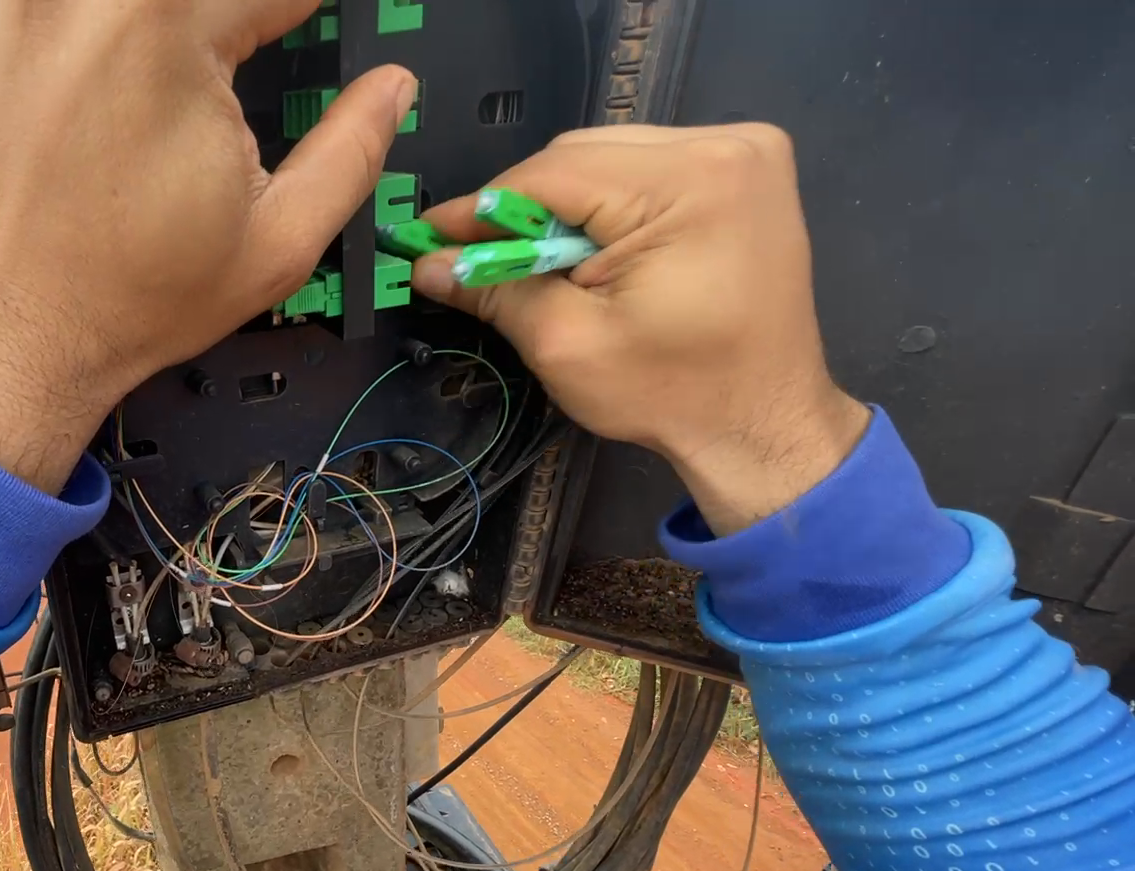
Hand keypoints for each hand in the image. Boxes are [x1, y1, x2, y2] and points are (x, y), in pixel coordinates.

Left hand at [0, 0, 417, 492]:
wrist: (14, 340)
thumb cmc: (129, 306)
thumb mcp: (271, 250)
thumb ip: (349, 154)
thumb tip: (391, 89)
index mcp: (168, 25)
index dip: (303, 11)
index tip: (299, 31)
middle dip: (232, 20)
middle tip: (240, 54)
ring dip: (164, 18)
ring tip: (178, 66)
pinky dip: (83, 18)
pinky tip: (98, 51)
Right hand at [411, 124, 870, 534]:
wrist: (757, 418)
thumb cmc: (667, 391)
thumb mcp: (564, 344)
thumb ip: (494, 291)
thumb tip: (425, 266)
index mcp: (689, 183)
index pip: (550, 173)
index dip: (476, 208)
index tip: (421, 238)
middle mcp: (723, 144)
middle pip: (577, 156)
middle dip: (513, 208)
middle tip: (465, 256)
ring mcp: (740, 152)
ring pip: (603, 158)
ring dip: (550, 206)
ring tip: (518, 257)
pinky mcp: (739, 172)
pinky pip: (637, 170)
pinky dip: (592, 206)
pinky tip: (574, 247)